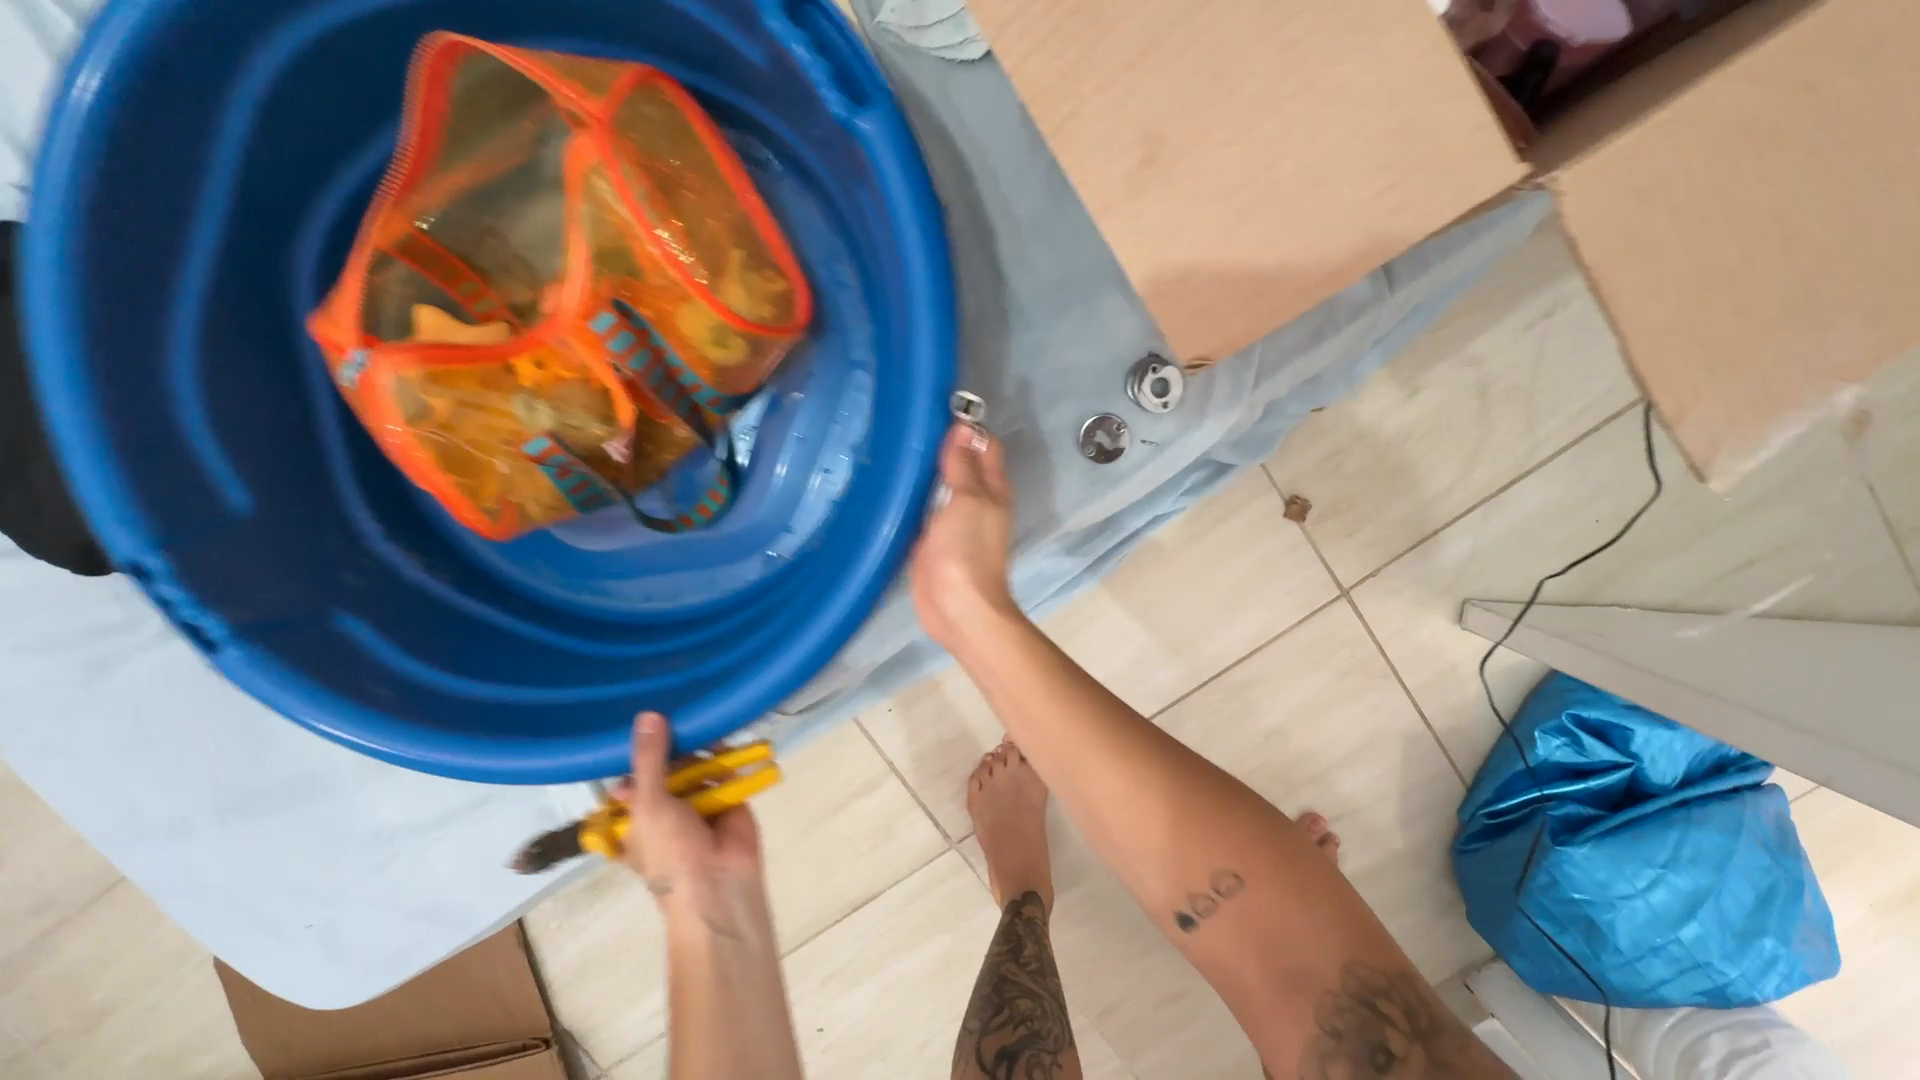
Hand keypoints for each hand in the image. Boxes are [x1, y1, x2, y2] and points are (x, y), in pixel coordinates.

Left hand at [620, 712, 767, 933]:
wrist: (719, 883)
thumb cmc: (669, 850)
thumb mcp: (648, 803)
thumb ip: (649, 759)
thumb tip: (648, 714)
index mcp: (636, 816)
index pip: (632, 777)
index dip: (636, 752)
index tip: (641, 716)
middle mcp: (665, 806)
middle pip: (666, 767)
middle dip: (671, 742)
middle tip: (674, 703)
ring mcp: (698, 802)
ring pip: (696, 765)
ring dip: (699, 744)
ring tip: (700, 709)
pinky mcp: (729, 798)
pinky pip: (726, 769)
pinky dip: (727, 751)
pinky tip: (724, 725)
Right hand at [911, 422, 1018, 650]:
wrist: (957, 607)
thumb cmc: (966, 550)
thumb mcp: (967, 500)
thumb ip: (962, 466)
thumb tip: (962, 428)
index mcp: (992, 489)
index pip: (984, 446)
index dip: (967, 426)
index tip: (936, 406)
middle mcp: (975, 502)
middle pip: (960, 465)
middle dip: (940, 446)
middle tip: (903, 422)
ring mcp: (951, 523)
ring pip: (937, 488)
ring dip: (921, 472)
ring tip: (890, 446)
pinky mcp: (930, 542)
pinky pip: (919, 512)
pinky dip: (908, 499)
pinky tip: (887, 486)